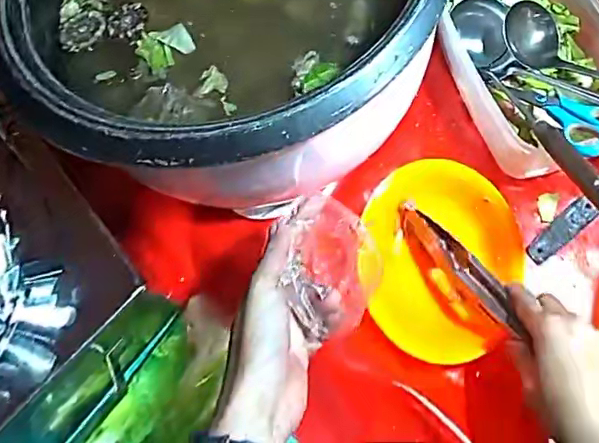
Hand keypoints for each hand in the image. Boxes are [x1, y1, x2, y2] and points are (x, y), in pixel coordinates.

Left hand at [211, 199, 321, 441]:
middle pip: (300, 264)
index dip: (298, 219)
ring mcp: (291, 321)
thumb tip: (291, 218)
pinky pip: (324, 320)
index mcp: (261, 281)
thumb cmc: (260, 340)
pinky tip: (338, 312)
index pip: (281, 240)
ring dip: (328, 287)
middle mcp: (275, 297)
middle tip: (339, 234)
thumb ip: (278, 254)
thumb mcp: (264, 288)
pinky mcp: (305, 343)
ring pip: (315, 291)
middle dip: (318, 250)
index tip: (318, 199)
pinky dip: (332, 314)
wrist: (264, 398)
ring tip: (336, 289)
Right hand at [509, 287, 598, 442]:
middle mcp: (572, 322)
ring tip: (554, 357)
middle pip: (547, 302)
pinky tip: (576, 368)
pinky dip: (577, 341)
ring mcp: (594, 333)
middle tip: (529, 335)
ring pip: (568, 318)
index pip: (524, 298)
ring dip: (558, 328)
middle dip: (536, 313)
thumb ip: (521, 360)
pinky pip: (587, 334)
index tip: (507, 297)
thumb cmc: (570, 419)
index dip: (512, 296)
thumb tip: (514, 344)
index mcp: (548, 328)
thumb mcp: (533, 392)